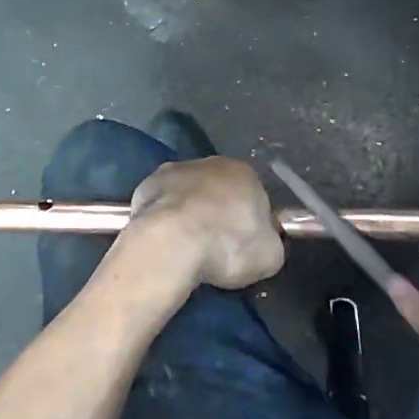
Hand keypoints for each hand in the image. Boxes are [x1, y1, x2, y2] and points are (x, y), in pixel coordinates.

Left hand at [127, 157, 284, 289]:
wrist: (172, 243)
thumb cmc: (227, 245)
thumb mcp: (269, 255)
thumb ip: (271, 242)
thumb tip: (264, 243)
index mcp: (245, 173)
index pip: (254, 196)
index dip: (249, 222)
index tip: (241, 245)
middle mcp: (212, 163)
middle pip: (219, 189)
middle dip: (218, 212)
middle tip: (214, 247)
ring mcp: (177, 170)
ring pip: (189, 193)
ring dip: (189, 212)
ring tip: (185, 247)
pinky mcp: (147, 185)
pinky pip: (162, 203)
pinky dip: (163, 217)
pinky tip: (163, 240)